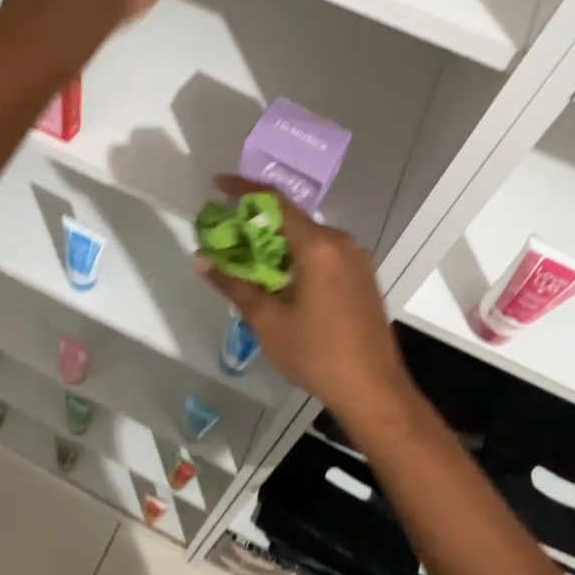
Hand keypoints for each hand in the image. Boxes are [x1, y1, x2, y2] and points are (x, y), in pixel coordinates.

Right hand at [198, 175, 412, 415]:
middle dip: (257, 223)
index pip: (276, 202)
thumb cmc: (317, 353)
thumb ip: (234, 285)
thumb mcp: (268, 321)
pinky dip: (298, 257)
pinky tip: (280, 279)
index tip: (218, 185)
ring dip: (278, 244)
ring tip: (247, 260)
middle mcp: (341, 243)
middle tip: (226, 234)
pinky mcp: (362, 277)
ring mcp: (356, 260)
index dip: (244, 190)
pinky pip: (324, 254)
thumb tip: (201, 259)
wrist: (373, 390)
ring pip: (309, 238)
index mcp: (318, 246)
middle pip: (292, 220)